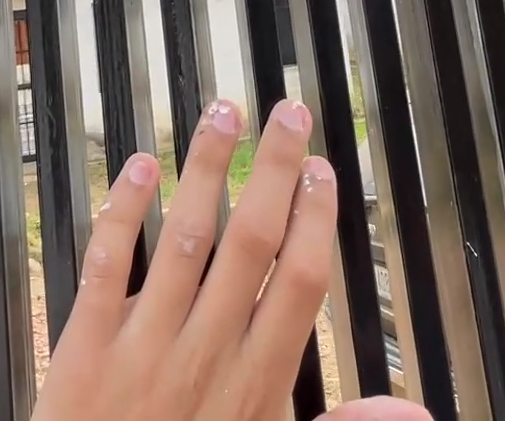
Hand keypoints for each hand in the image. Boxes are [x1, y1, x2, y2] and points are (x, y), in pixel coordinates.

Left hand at [29, 98, 427, 420]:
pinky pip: (106, 264)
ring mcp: (144, 344)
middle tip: (286, 112)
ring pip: (184, 237)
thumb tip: (418, 410)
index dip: (314, 217)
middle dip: (273, 170)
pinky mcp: (86, 344)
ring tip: (223, 112)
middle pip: (250, 241)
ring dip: (205, 168)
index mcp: (256, 382)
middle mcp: (206, 352)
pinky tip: (139, 165)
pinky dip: (122, 210)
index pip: (298, 281)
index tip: (320, 166)